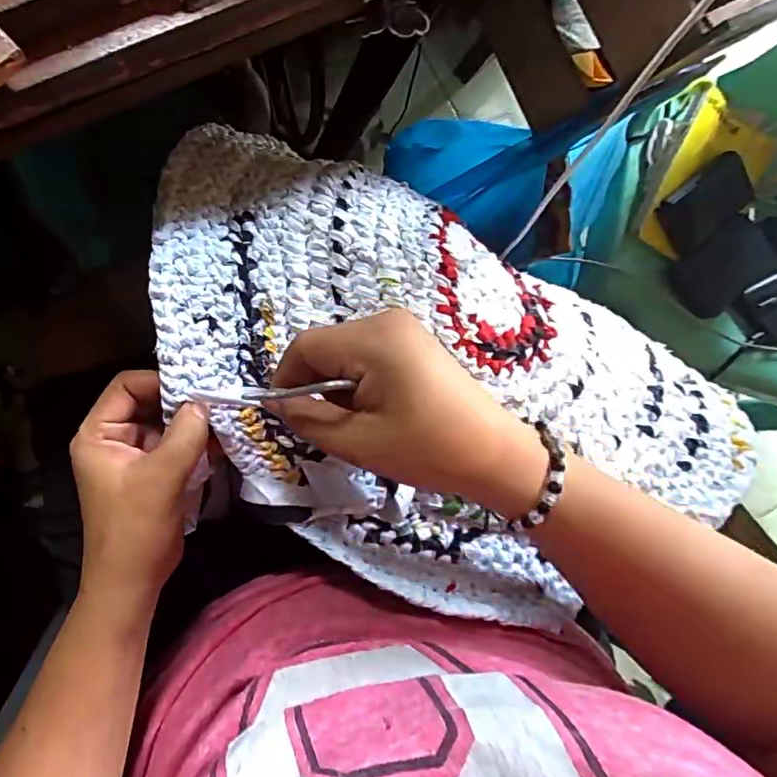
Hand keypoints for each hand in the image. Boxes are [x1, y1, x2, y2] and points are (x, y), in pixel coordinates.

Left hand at [69, 371, 210, 600]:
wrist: (132, 582)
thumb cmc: (136, 528)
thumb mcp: (161, 477)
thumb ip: (184, 435)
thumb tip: (204, 403)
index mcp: (98, 434)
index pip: (125, 387)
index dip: (158, 380)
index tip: (194, 384)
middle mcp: (112, 440)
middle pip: (147, 403)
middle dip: (180, 401)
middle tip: (215, 397)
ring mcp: (132, 457)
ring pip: (164, 424)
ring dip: (191, 422)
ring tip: (222, 416)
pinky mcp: (152, 473)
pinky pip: (173, 446)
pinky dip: (194, 442)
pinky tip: (220, 440)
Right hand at [267, 310, 547, 518]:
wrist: (498, 456)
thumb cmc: (428, 450)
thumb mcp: (358, 442)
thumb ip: (309, 418)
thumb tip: (278, 404)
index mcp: (373, 338)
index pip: (304, 347)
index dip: (286, 380)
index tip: (287, 416)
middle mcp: (385, 320)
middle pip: (324, 346)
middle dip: (316, 385)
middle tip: (332, 426)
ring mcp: (402, 328)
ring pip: (342, 351)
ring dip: (338, 386)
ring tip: (361, 422)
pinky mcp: (413, 341)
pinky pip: (365, 354)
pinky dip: (358, 381)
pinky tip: (379, 409)